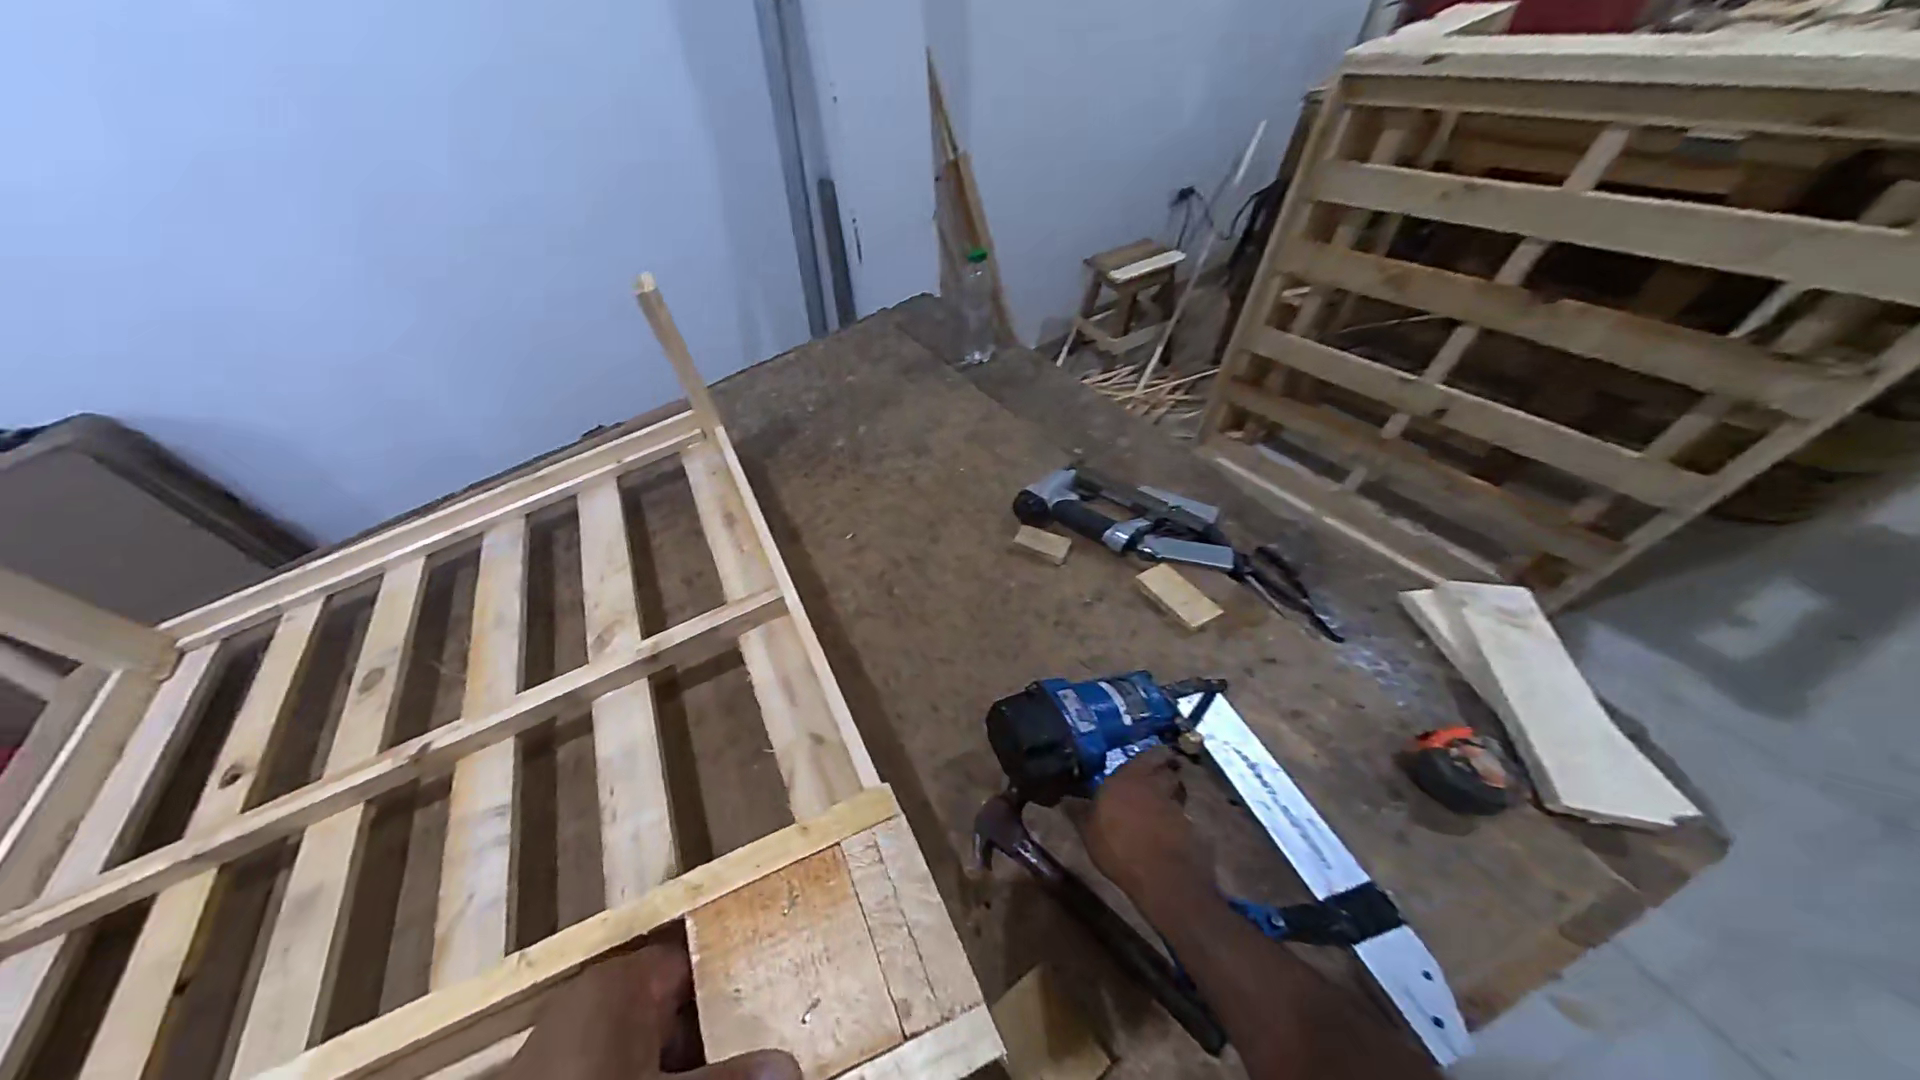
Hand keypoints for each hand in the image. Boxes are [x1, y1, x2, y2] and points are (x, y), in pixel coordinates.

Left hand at [502, 938, 800, 1079]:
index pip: (700, 952)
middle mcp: (604, 998)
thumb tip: (791, 1066)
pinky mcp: (568, 1073)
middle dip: (724, 1026)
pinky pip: (630, 1060)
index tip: (780, 986)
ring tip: (741, 1066)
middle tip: (767, 1039)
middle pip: (684, 999)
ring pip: (659, 1038)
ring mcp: (581, 1041)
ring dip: (696, 1057)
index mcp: (625, 980)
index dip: (741, 970)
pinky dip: (664, 1071)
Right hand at [1078, 747, 1215, 917]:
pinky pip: (1181, 816)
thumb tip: (1065, 799)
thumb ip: (1078, 811)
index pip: (1148, 755)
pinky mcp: (1188, 828)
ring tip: (1160, 806)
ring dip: (1171, 795)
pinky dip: (1175, 819)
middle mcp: (1154, 785)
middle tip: (1156, 778)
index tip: (1150, 758)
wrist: (1160, 874)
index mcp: (1129, 777)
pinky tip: (1165, 830)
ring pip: (1176, 792)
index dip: (1152, 756)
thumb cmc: (1117, 844)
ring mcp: (1174, 806)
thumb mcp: (1088, 830)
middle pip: (1167, 770)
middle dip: (1164, 771)